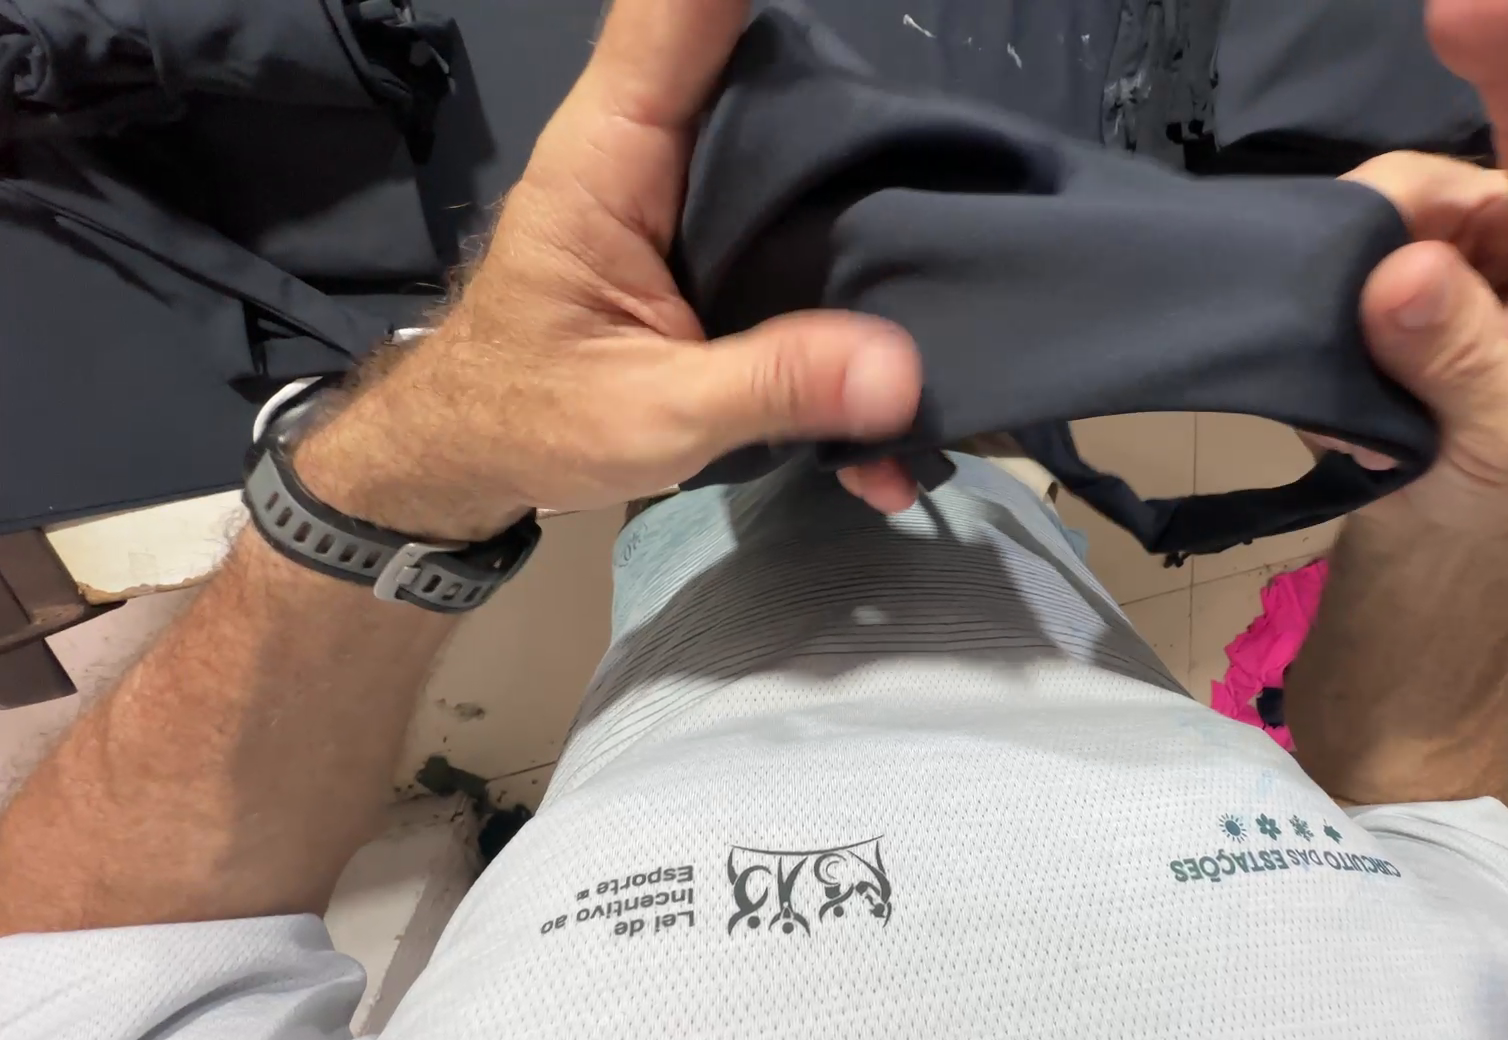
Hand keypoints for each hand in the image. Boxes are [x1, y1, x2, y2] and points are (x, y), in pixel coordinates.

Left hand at [295, 0, 925, 540]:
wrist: (492, 457)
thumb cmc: (539, 421)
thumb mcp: (659, 412)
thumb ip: (773, 387)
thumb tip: (901, 372)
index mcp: (615, 158)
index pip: (674, 17)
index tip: (844, 46)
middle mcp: (656, 160)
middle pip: (764, 82)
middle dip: (853, 112)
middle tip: (945, 155)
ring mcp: (690, 210)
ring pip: (786, 158)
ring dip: (859, 184)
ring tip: (943, 220)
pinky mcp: (713, 261)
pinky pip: (786, 230)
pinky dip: (835, 257)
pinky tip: (887, 299)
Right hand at [1337, 0, 1507, 535]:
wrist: (1426, 524)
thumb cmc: (1500, 479)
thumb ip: (1462, 358)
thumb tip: (1398, 274)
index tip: (1461, 5)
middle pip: (1428, 171)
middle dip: (1382, 229)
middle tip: (1363, 326)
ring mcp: (1422, 248)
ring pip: (1353, 220)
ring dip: (1334, 285)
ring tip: (1350, 376)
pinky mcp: (1357, 282)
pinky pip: (1313, 263)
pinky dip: (1304, 304)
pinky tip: (1320, 356)